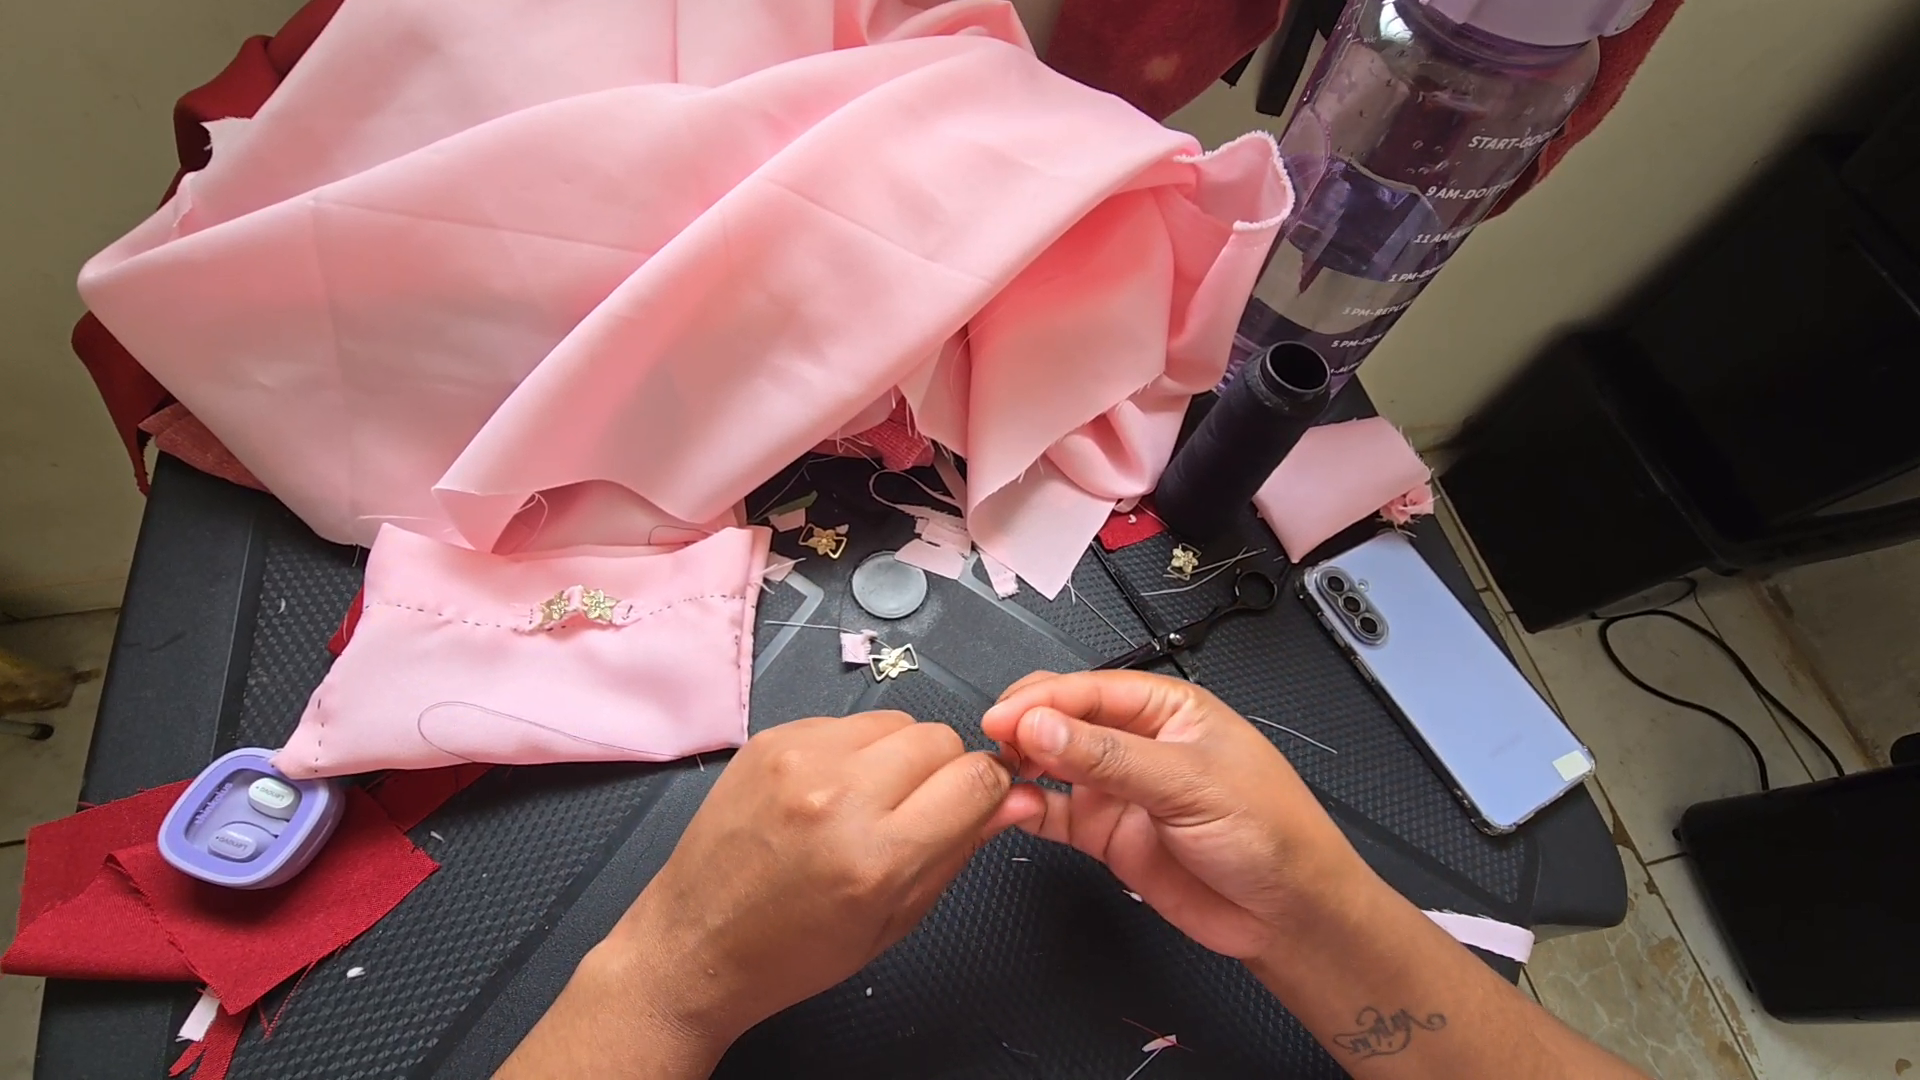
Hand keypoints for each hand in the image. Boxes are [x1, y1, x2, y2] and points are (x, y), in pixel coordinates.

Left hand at [605, 712, 1033, 1047]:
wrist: (695, 941)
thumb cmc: (796, 950)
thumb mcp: (894, 919)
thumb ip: (962, 849)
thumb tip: (1021, 798)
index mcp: (876, 854)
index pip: (976, 778)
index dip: (990, 787)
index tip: (979, 798)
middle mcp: (839, 793)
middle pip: (940, 738)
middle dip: (944, 770)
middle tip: (913, 809)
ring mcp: (800, 756)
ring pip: (897, 720)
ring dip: (899, 754)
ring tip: (869, 797)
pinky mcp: (774, 736)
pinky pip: (847, 721)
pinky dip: (854, 748)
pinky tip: (829, 786)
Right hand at [981, 670, 1367, 959]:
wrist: (1288, 918)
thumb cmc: (1270, 832)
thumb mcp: (1190, 783)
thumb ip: (1110, 757)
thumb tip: (1040, 726)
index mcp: (1163, 706)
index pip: (1090, 690)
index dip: (1044, 701)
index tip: (1005, 718)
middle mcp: (1134, 738)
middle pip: (1063, 717)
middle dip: (1026, 723)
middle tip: (996, 742)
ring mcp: (1115, 784)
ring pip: (1051, 759)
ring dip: (1020, 762)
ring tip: (995, 772)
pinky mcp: (1103, 829)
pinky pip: (1053, 810)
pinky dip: (1026, 806)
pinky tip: (1008, 805)